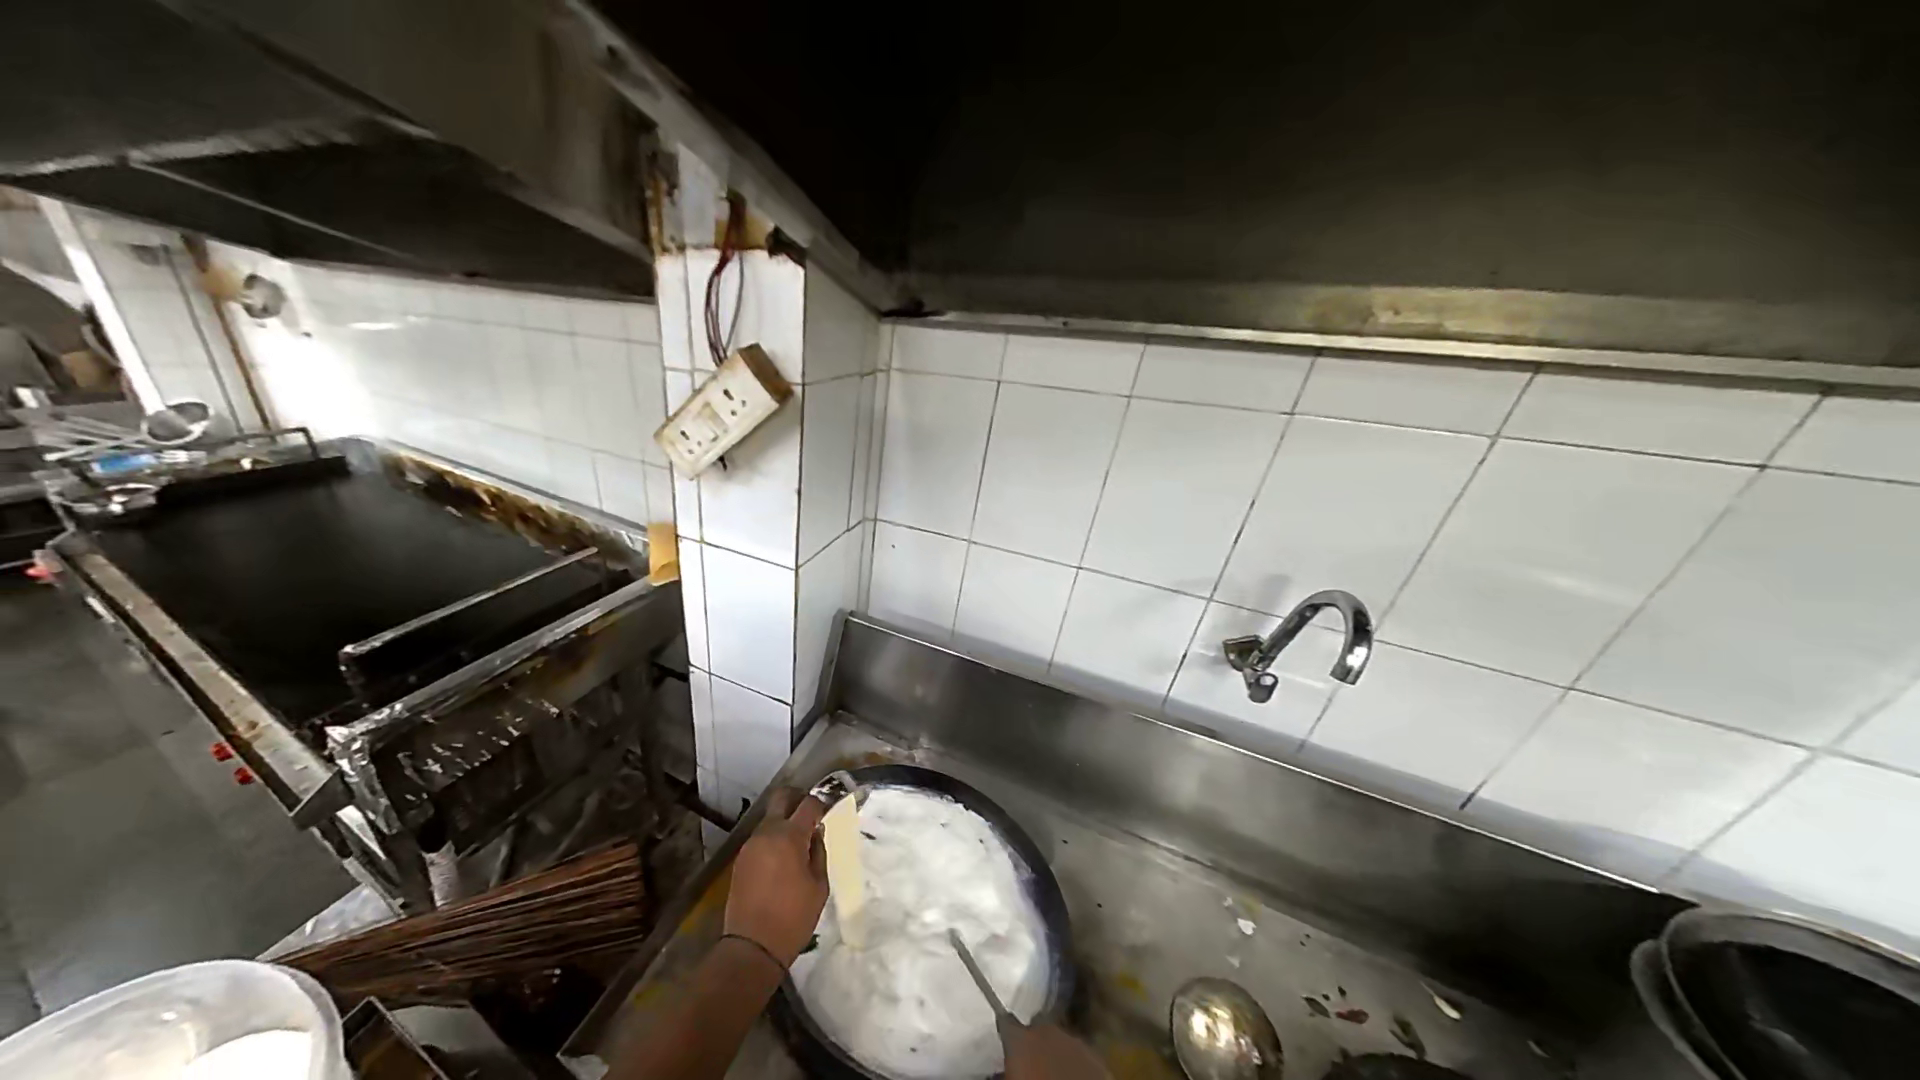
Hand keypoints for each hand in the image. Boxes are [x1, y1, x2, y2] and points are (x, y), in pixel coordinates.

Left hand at [724, 787, 828, 965]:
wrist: (752, 947)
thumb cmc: (793, 917)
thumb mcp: (819, 885)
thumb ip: (818, 852)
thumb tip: (816, 833)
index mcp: (789, 836)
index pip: (808, 804)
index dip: (821, 805)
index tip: (828, 813)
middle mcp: (767, 833)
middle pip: (781, 798)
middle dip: (798, 799)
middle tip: (811, 815)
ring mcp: (750, 845)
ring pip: (770, 818)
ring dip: (784, 822)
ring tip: (797, 844)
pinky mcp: (740, 860)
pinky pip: (761, 838)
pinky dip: (773, 840)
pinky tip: (782, 860)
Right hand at [1004, 1023, 1110, 1079]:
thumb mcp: (1014, 1078)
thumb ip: (1004, 1072)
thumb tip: (997, 1071)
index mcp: (1021, 1039)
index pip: (1006, 1021)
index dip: (1004, 1027)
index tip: (1002, 1033)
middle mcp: (1046, 1031)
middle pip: (1037, 1024)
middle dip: (1034, 1036)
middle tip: (1031, 1057)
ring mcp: (1073, 1041)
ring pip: (1060, 1037)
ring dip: (1055, 1048)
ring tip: (1052, 1068)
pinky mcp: (1095, 1056)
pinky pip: (1078, 1052)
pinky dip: (1073, 1060)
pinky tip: (1072, 1074)